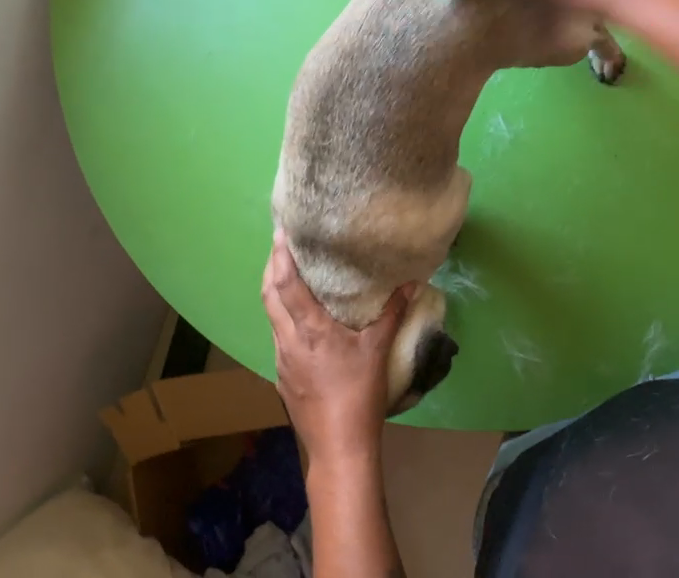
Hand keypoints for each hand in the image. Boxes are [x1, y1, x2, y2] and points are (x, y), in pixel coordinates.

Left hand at [262, 230, 412, 463]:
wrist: (339, 447)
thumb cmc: (359, 395)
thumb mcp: (378, 350)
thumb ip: (391, 313)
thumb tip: (409, 282)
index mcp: (309, 329)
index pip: (286, 283)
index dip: (280, 255)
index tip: (280, 231)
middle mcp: (288, 340)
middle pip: (269, 295)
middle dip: (272, 267)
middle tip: (281, 245)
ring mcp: (281, 360)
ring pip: (271, 316)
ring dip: (275, 291)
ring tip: (287, 273)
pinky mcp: (282, 377)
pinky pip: (278, 336)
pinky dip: (283, 316)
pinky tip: (299, 319)